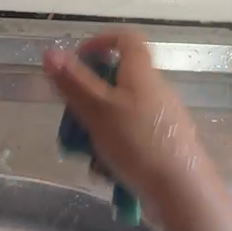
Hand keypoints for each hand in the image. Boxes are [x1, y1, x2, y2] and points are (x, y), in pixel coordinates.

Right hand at [43, 31, 216, 206]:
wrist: (182, 192)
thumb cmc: (138, 143)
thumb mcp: (97, 110)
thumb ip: (73, 82)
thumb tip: (49, 51)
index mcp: (141, 73)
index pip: (126, 39)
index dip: (100, 42)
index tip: (76, 60)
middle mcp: (154, 90)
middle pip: (115, 81)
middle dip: (87, 100)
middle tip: (72, 120)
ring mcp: (160, 119)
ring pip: (118, 114)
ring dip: (97, 131)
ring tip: (86, 155)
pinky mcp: (162, 145)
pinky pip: (130, 138)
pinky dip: (113, 150)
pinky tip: (105, 172)